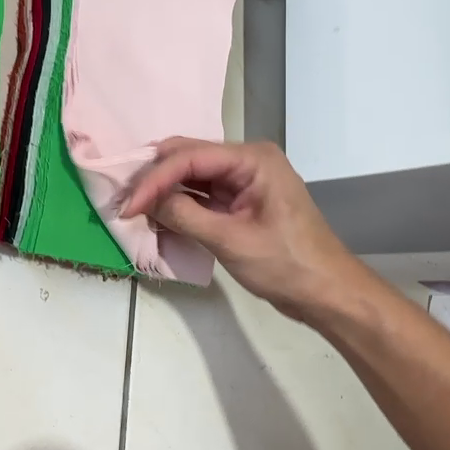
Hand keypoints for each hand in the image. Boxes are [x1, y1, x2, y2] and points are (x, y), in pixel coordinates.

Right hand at [120, 138, 371, 322]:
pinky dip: (177, 204)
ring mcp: (244, 180)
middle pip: (187, 158)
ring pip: (190, 175)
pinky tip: (157, 217)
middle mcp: (247, 161)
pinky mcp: (239, 200)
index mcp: (252, 160)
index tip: (127, 207)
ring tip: (134, 210)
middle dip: (154, 179)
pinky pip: (200, 194)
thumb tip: (144, 202)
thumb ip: (184, 215)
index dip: (154, 180)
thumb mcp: (229, 240)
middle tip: (124, 204)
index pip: (189, 157)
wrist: (325, 292)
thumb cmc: (285, 264)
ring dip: (162, 192)